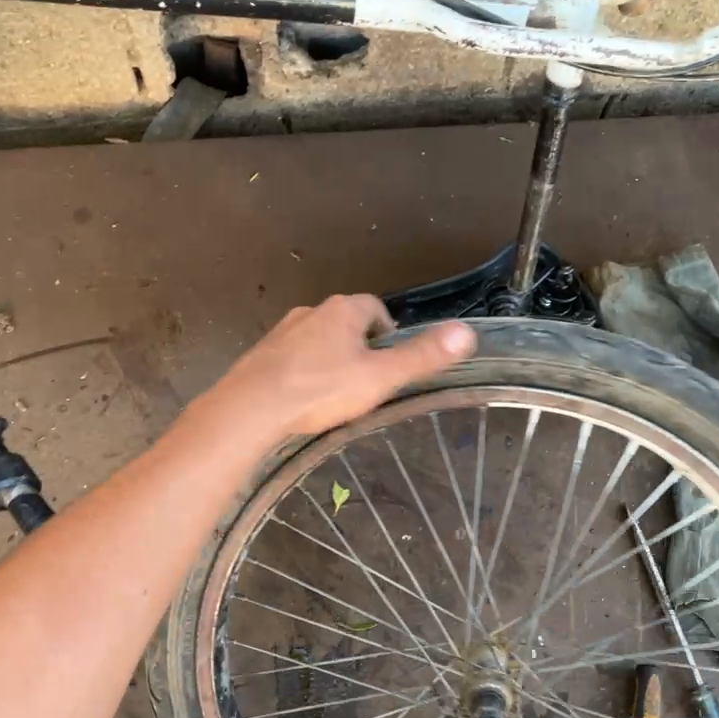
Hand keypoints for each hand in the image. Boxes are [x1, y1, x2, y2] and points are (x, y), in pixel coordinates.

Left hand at [202, 295, 475, 438]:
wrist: (252, 408)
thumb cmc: (320, 390)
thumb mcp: (380, 377)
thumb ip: (421, 356)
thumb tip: (467, 332)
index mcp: (344, 310)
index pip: (376, 309)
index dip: (388, 333)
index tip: (391, 361)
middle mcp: (311, 311)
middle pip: (346, 324)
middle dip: (359, 347)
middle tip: (368, 382)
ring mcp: (283, 332)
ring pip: (317, 340)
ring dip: (330, 359)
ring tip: (336, 394)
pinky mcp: (262, 354)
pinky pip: (292, 358)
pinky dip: (303, 372)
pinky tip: (304, 399)